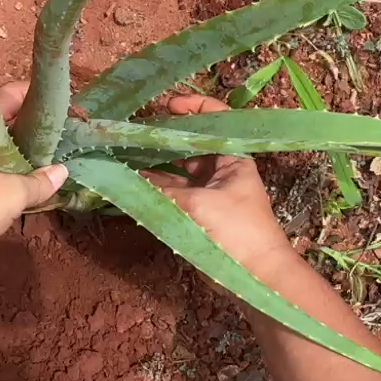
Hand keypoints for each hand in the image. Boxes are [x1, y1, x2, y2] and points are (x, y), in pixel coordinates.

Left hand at [0, 81, 68, 254]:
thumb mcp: (13, 195)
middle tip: (48, 137)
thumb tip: (61, 172)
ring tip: (32, 159)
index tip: (55, 106)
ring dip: (9, 146)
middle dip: (24, 124)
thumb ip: (39, 182)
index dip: (33, 95)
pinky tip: (6, 177)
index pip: (8, 94)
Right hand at [139, 94, 294, 276]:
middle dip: (165, 138)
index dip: (193, 107)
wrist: (254, 274)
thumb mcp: (201, 204)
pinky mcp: (195, 214)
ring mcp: (206, 192)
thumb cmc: (238, 230)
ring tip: (125, 155)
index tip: (167, 106)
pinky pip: (171, 195)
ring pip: (176, 172)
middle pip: (190, 145)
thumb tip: (130, 180)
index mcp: (233, 157)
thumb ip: (164, 192)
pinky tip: (132, 183)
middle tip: (135, 133)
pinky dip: (154, 190)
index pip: (216, 119)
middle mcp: (219, 170)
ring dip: (154, 166)